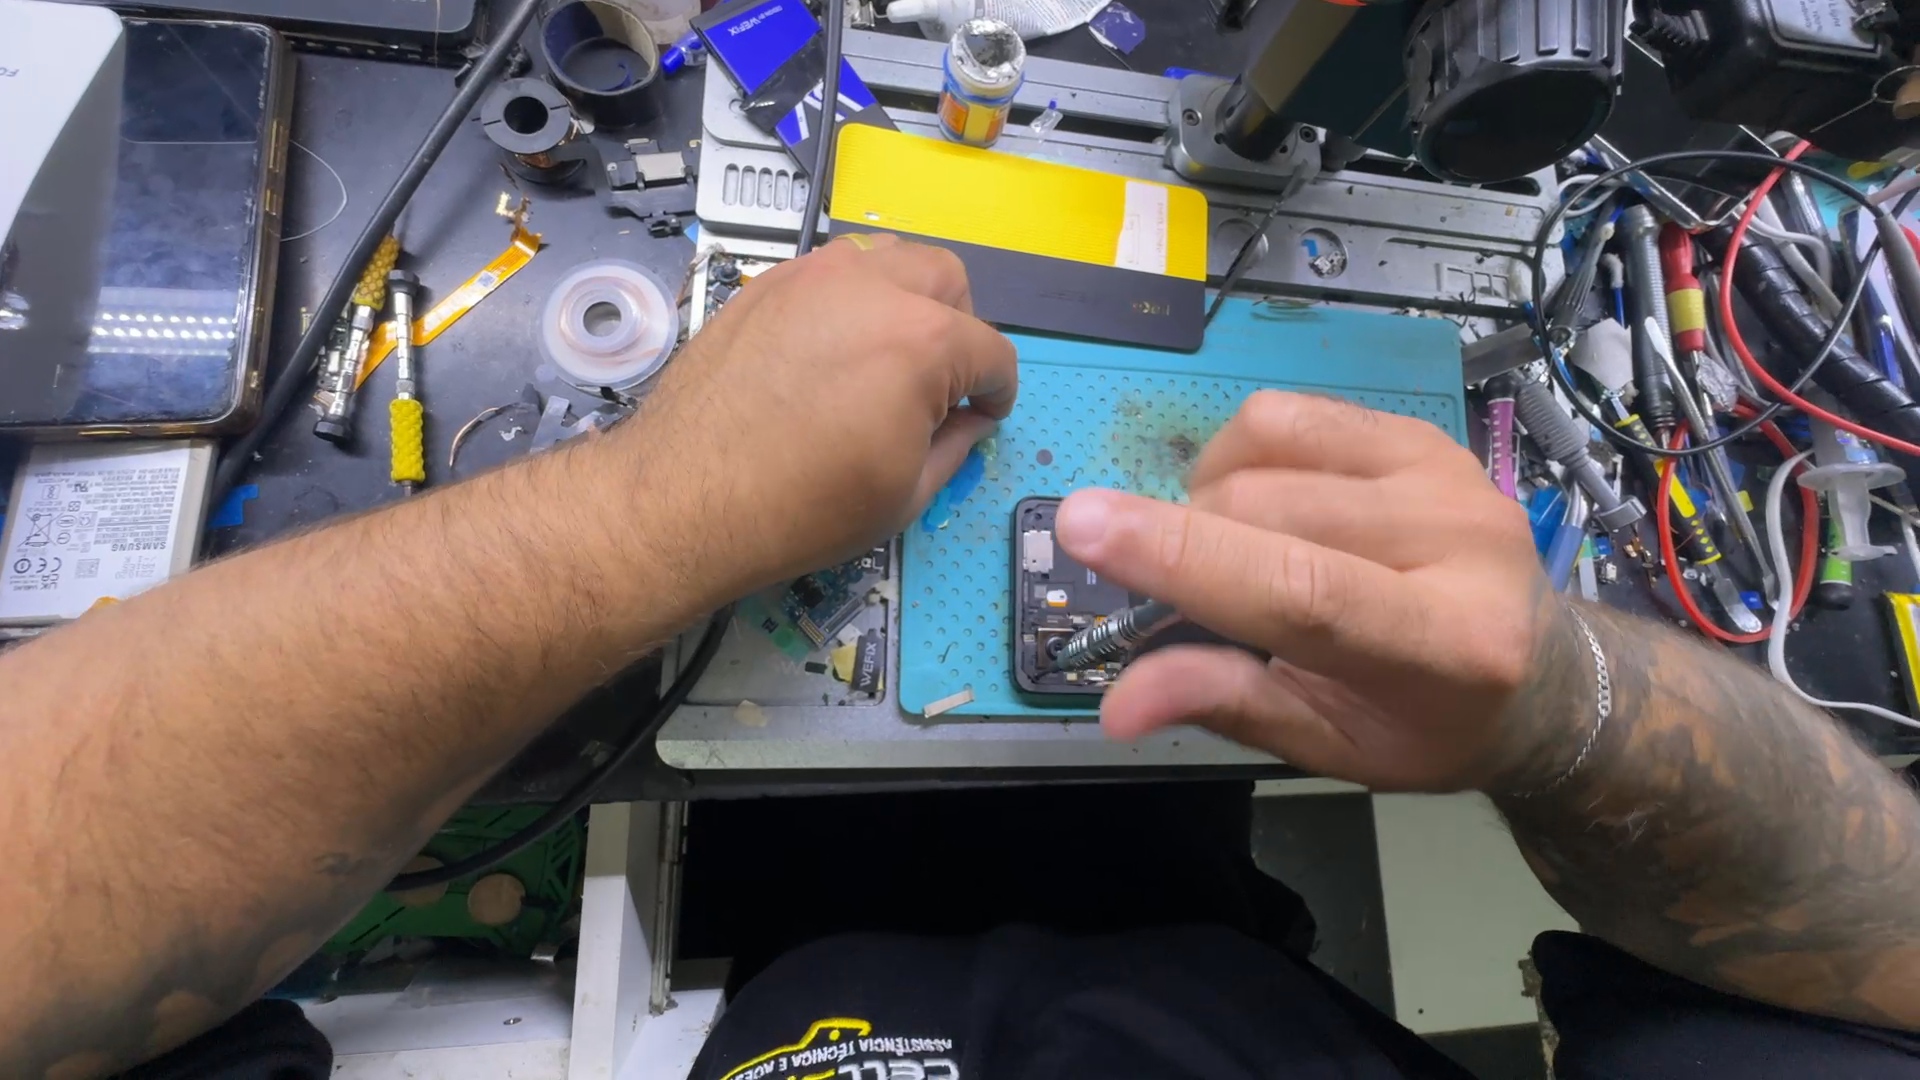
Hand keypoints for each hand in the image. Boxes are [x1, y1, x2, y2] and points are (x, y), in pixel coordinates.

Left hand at [622, 235, 1016, 599]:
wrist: (685, 500)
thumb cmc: (805, 511)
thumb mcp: (905, 495)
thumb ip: (957, 445)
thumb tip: (973, 418)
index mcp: (922, 342)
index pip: (993, 352)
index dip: (999, 391)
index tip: (985, 415)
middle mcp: (873, 287)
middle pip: (949, 279)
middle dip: (961, 329)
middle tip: (941, 383)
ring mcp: (813, 275)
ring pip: (891, 259)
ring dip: (908, 301)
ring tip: (886, 358)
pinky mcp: (767, 282)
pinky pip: (834, 270)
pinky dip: (854, 301)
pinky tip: (832, 352)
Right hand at [1054, 391, 1559, 792]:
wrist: (1536, 672)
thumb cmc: (1417, 723)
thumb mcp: (1320, 740)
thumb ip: (1220, 703)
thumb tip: (1115, 705)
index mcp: (1440, 646)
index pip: (1296, 589)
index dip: (1183, 558)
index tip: (1080, 525)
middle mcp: (1457, 539)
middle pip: (1258, 510)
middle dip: (1187, 546)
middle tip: (1191, 594)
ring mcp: (1441, 471)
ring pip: (1258, 453)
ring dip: (1209, 503)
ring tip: (1236, 549)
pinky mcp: (1417, 433)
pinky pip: (1280, 415)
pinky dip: (1236, 457)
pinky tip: (1260, 501)